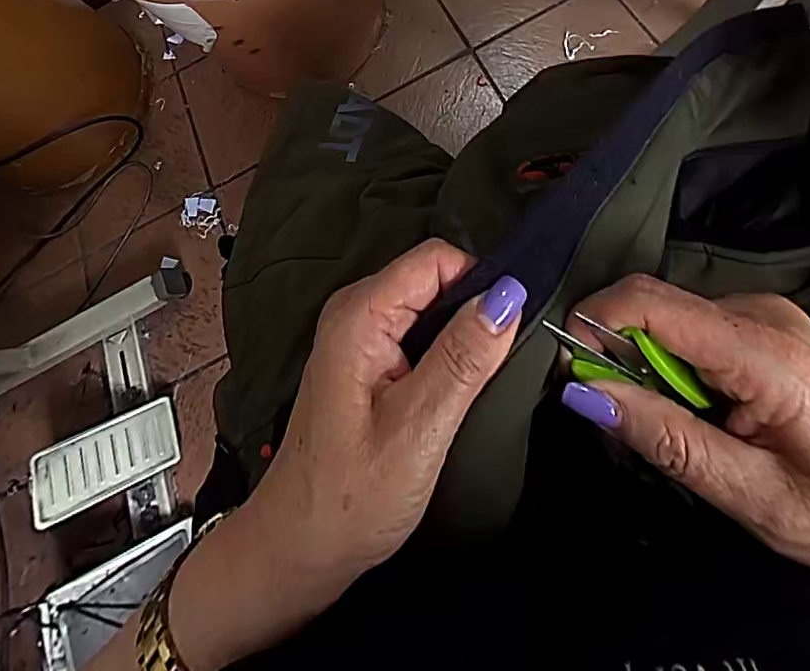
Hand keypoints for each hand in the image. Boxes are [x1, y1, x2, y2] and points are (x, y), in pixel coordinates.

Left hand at [165, 240, 524, 670]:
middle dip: (475, 305)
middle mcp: (356, 310)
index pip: (436, 259)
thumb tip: (509, 295)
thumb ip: (463, 358)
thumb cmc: (351, 499)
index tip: (512, 324)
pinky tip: (458, 382)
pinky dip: (447, 345)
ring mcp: (359, 332)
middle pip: (434, 276)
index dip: (480, 280)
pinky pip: (420, 327)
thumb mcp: (419, 429)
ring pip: (431, 302)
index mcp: (360, 315)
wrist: (298, 549)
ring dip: (464, 329)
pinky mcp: (367, 355)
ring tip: (482, 375)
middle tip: (497, 360)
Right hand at [559, 275, 809, 670]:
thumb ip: (665, 438)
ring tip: (672, 432)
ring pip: (671, 320)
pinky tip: (703, 417)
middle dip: (616, 355)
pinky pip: (697, 331)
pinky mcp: (771, 330)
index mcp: (765, 352)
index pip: (648, 302)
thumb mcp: (753, 498)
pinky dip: (677, 368)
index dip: (592, 324)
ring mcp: (770, 317)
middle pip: (654, 307)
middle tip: (614, 419)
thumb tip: (587, 394)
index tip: (565, 370)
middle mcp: (764, 315)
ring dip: (648, 368)